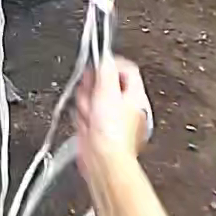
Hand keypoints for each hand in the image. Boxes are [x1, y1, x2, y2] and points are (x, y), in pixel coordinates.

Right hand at [75, 56, 152, 184]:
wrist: (103, 159)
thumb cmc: (113, 133)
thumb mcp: (108, 93)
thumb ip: (105, 71)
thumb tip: (104, 56)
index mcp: (134, 95)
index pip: (125, 69)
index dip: (109, 63)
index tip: (96, 65)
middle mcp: (124, 104)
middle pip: (103, 81)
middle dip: (92, 87)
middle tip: (92, 95)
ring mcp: (110, 115)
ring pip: (91, 96)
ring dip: (85, 103)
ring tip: (90, 114)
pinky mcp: (96, 125)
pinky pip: (83, 111)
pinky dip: (81, 115)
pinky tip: (86, 123)